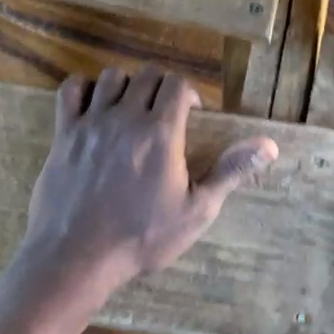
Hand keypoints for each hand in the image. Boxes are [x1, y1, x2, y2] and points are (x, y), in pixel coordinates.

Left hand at [13, 67, 276, 303]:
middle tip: (165, 113)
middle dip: (161, 87)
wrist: (78, 258)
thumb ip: (231, 171)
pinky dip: (84, 90)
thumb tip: (269, 146)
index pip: (178, 84)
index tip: (191, 115)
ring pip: (111, 77)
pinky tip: (94, 108)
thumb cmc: (142, 238)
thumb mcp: (197, 211)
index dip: (189, 94)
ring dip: (126, 87)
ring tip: (131, 110)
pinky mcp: (64, 134)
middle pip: (147, 75)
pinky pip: (71, 90)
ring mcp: (91, 124)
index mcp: (161, 133)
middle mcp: (126, 118)